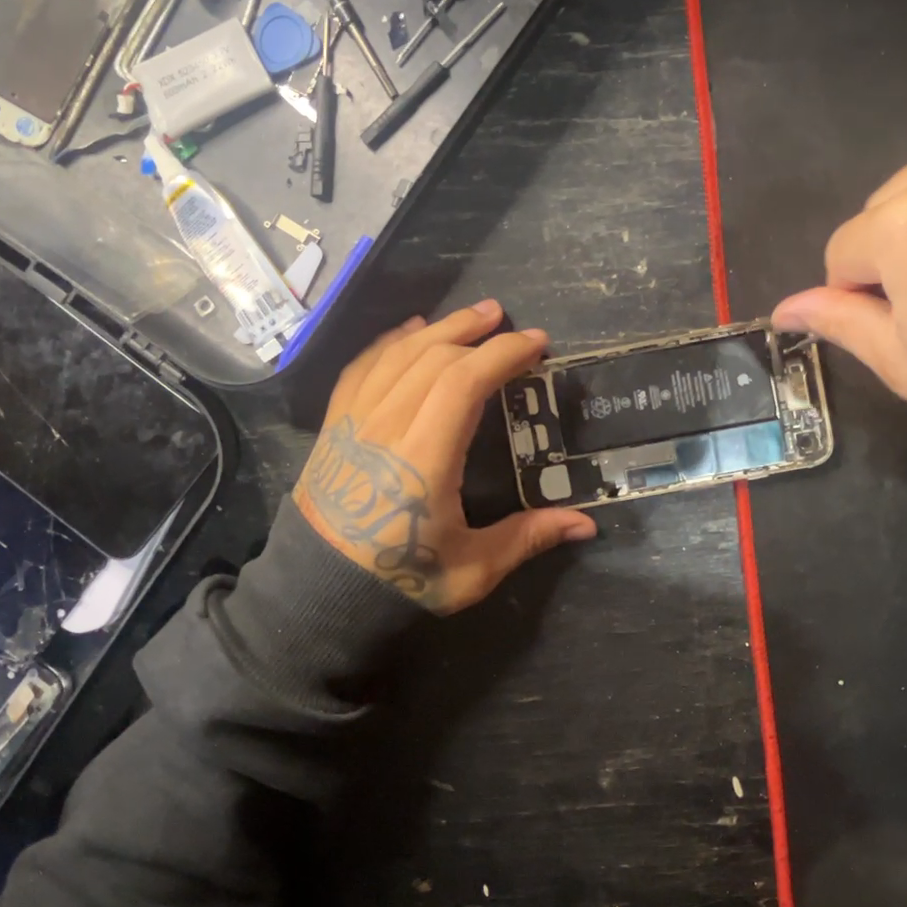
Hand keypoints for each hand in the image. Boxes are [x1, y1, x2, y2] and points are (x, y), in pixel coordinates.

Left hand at [294, 300, 597, 614]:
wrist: (320, 589)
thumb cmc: (402, 579)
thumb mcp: (473, 568)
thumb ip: (528, 537)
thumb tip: (587, 525)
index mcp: (425, 458)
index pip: (464, 382)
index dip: (502, 354)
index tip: (536, 344)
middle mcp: (388, 426)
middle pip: (433, 358)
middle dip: (475, 333)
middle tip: (509, 324)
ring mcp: (355, 421)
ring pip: (398, 355)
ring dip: (438, 330)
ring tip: (472, 317)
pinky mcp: (335, 424)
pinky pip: (362, 368)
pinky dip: (390, 343)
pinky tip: (409, 332)